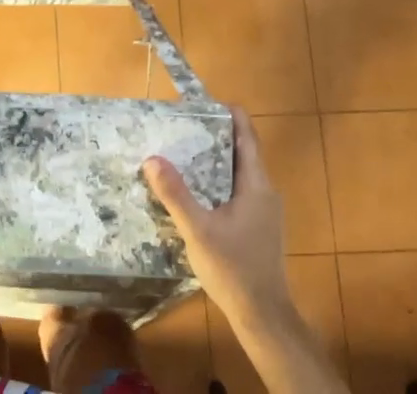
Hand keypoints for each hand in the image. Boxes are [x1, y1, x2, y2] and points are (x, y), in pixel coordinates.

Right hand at [143, 107, 286, 318]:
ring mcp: (263, 211)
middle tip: (181, 126)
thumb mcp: (198, 230)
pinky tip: (193, 192)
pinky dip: (216, 182)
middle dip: (214, 136)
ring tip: (181, 153)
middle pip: (241, 152)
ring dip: (214, 161)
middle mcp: (264, 192)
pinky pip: (236, 191)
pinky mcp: (257, 227)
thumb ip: (175, 194)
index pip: (247, 135)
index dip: (229, 114)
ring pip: (238, 173)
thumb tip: (152, 158)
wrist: (263, 315)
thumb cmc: (234, 268)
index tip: (203, 101)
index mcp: (256, 184)